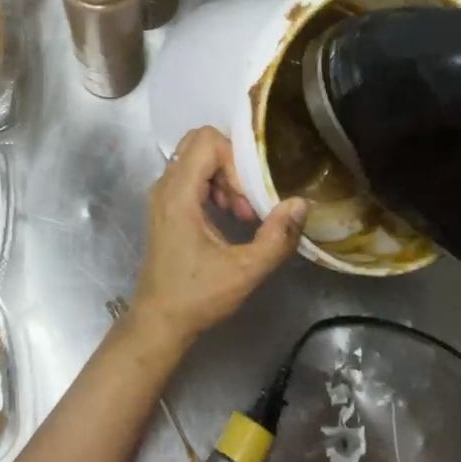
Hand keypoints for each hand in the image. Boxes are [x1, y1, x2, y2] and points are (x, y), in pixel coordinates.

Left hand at [131, 127, 307, 341]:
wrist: (160, 320)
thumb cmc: (198, 296)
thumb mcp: (245, 271)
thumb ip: (276, 237)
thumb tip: (300, 204)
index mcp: (178, 194)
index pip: (207, 141)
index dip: (235, 159)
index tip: (248, 195)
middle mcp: (164, 186)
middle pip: (199, 143)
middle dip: (231, 164)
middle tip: (247, 199)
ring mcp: (161, 195)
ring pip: (195, 159)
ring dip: (224, 177)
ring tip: (242, 213)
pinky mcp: (165, 206)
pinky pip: (190, 176)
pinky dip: (213, 186)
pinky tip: (229, 217)